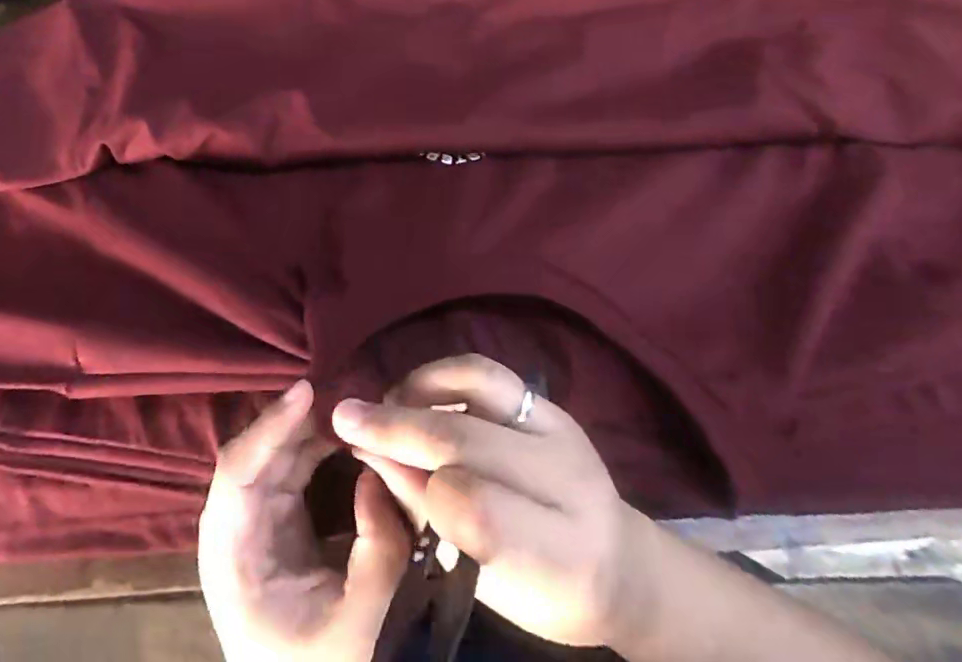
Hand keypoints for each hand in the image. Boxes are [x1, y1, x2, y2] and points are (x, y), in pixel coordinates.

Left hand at [198, 379, 411, 661]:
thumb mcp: (358, 626)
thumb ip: (379, 553)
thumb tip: (379, 473)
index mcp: (232, 557)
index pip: (236, 474)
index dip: (268, 428)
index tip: (307, 392)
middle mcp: (236, 527)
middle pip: (260, 454)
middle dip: (303, 419)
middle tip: (351, 389)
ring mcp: (260, 520)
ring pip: (281, 455)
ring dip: (315, 428)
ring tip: (357, 405)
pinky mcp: (283, 519)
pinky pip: (299, 468)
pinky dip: (325, 446)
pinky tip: (352, 433)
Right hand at [330, 354, 654, 649]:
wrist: (616, 561)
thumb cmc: (543, 589)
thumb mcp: (485, 580)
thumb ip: (430, 518)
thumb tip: (371, 453)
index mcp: (559, 556)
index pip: (475, 508)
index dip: (415, 486)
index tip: (369, 463)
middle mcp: (568, 480)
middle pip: (468, 438)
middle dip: (397, 425)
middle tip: (346, 416)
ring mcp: (561, 429)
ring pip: (479, 385)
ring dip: (420, 388)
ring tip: (388, 403)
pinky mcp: (551, 404)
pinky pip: (489, 372)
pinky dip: (444, 374)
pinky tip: (420, 392)